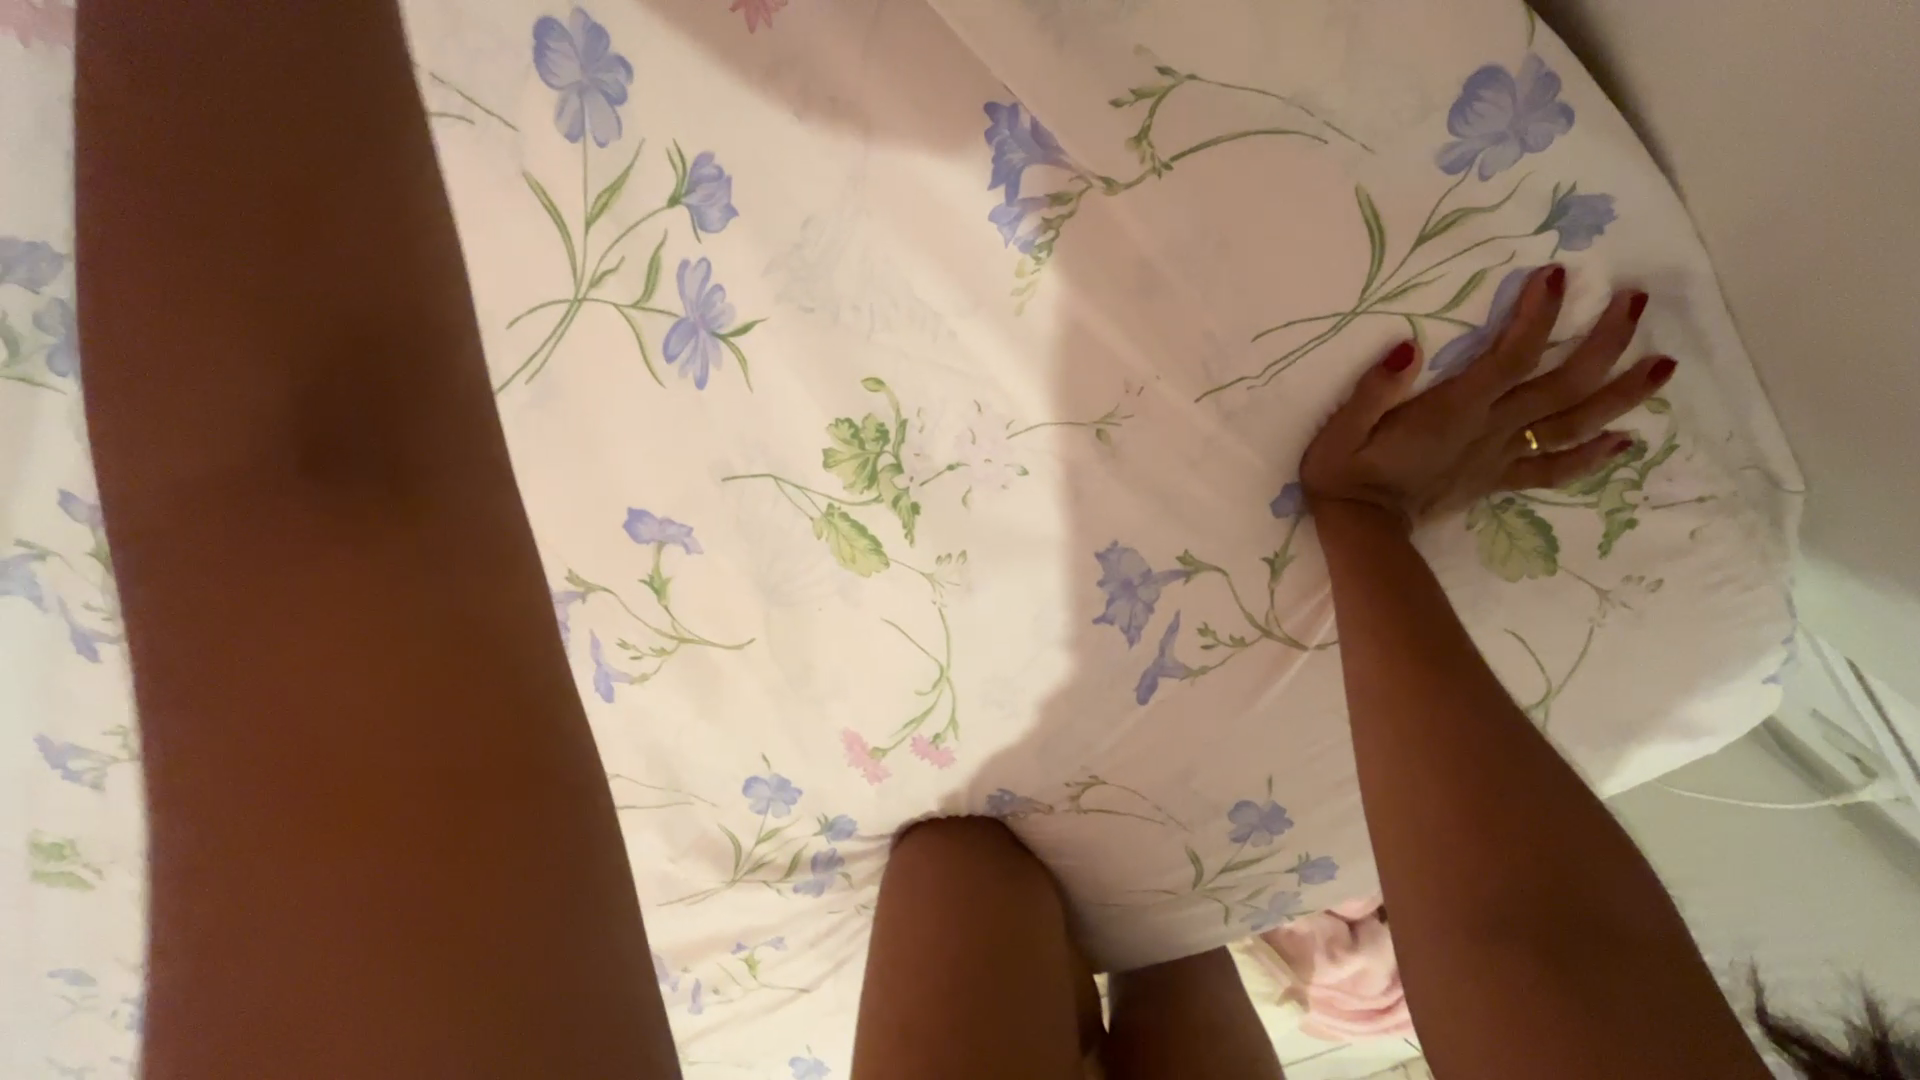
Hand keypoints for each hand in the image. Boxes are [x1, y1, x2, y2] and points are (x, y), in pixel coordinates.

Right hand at [1300, 264, 1674, 528]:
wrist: (1356, 530)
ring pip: (1572, 425)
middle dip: (1605, 341)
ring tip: (1663, 366)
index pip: (1509, 357)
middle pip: (1562, 384)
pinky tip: (1625, 442)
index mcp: (1453, 413)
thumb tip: (1407, 347)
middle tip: (1637, 300)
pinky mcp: (1494, 481)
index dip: (1538, 316)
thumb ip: (1373, 390)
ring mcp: (1496, 459)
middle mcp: (1488, 431)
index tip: (1558, 277)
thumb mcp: (1341, 428)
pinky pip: (1552, 471)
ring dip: (1621, 395)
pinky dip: (1592, 457)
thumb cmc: (1342, 474)